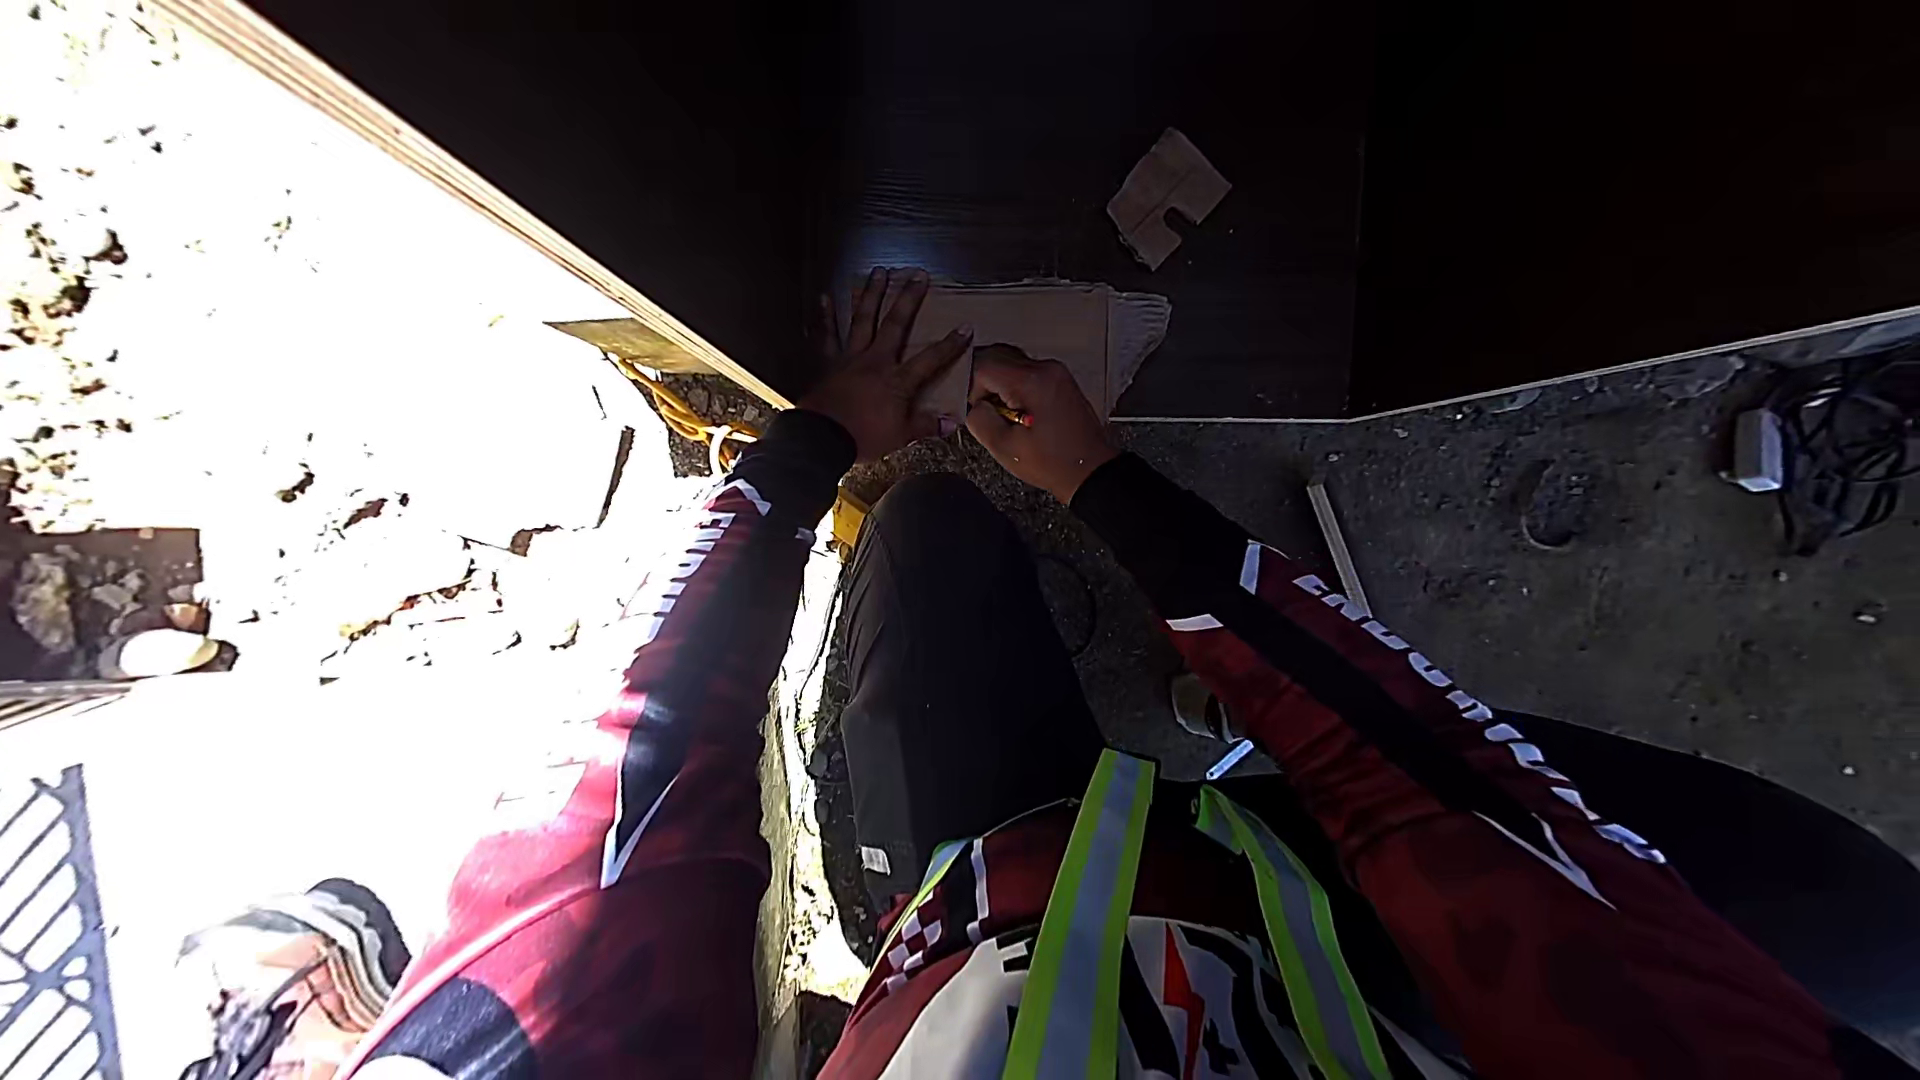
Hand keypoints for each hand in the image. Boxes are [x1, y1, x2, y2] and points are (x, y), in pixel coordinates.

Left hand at [799, 266, 972, 462]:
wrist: (823, 438)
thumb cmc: (863, 437)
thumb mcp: (901, 435)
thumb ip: (926, 426)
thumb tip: (951, 424)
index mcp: (898, 381)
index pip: (931, 359)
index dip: (950, 344)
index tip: (965, 327)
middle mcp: (876, 361)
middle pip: (895, 324)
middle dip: (909, 299)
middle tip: (917, 275)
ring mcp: (850, 358)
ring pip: (863, 320)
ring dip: (871, 295)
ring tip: (878, 273)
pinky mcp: (829, 363)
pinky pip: (827, 335)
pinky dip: (826, 317)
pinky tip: (825, 298)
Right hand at [965, 344, 1118, 501]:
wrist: (1090, 470)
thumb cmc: (1051, 463)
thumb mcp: (1004, 447)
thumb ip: (979, 420)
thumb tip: (974, 405)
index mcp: (1032, 382)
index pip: (984, 366)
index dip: (971, 388)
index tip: (976, 411)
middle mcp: (1045, 368)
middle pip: (998, 356)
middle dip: (982, 382)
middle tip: (981, 409)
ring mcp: (1056, 372)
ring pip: (1011, 361)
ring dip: (997, 383)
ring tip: (1000, 412)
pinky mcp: (1059, 380)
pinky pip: (1026, 371)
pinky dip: (1013, 385)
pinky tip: (1016, 410)